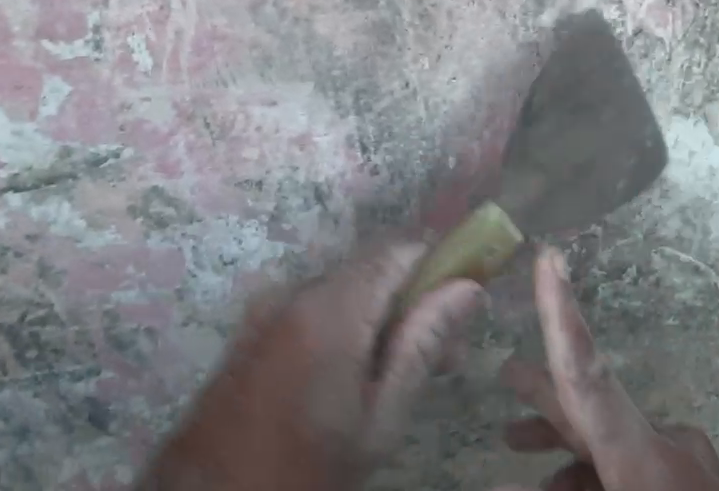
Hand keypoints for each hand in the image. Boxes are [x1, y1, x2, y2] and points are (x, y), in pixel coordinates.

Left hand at [138, 240, 485, 490]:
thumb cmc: (303, 471)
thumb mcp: (379, 420)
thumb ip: (424, 344)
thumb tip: (468, 287)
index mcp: (332, 308)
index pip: (403, 250)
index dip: (439, 267)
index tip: (462, 307)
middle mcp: (296, 292)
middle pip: (374, 269)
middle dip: (413, 298)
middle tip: (442, 356)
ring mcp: (266, 309)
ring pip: (345, 289)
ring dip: (378, 315)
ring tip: (396, 374)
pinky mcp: (249, 331)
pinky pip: (312, 308)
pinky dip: (342, 325)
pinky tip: (348, 377)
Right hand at [495, 247, 718, 490]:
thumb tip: (509, 480)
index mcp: (642, 458)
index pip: (588, 375)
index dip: (561, 315)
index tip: (549, 259)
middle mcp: (666, 446)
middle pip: (592, 407)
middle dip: (544, 391)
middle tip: (502, 370)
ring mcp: (686, 462)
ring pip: (611, 443)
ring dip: (563, 448)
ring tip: (513, 441)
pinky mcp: (695, 480)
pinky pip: (636, 466)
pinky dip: (597, 475)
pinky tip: (567, 489)